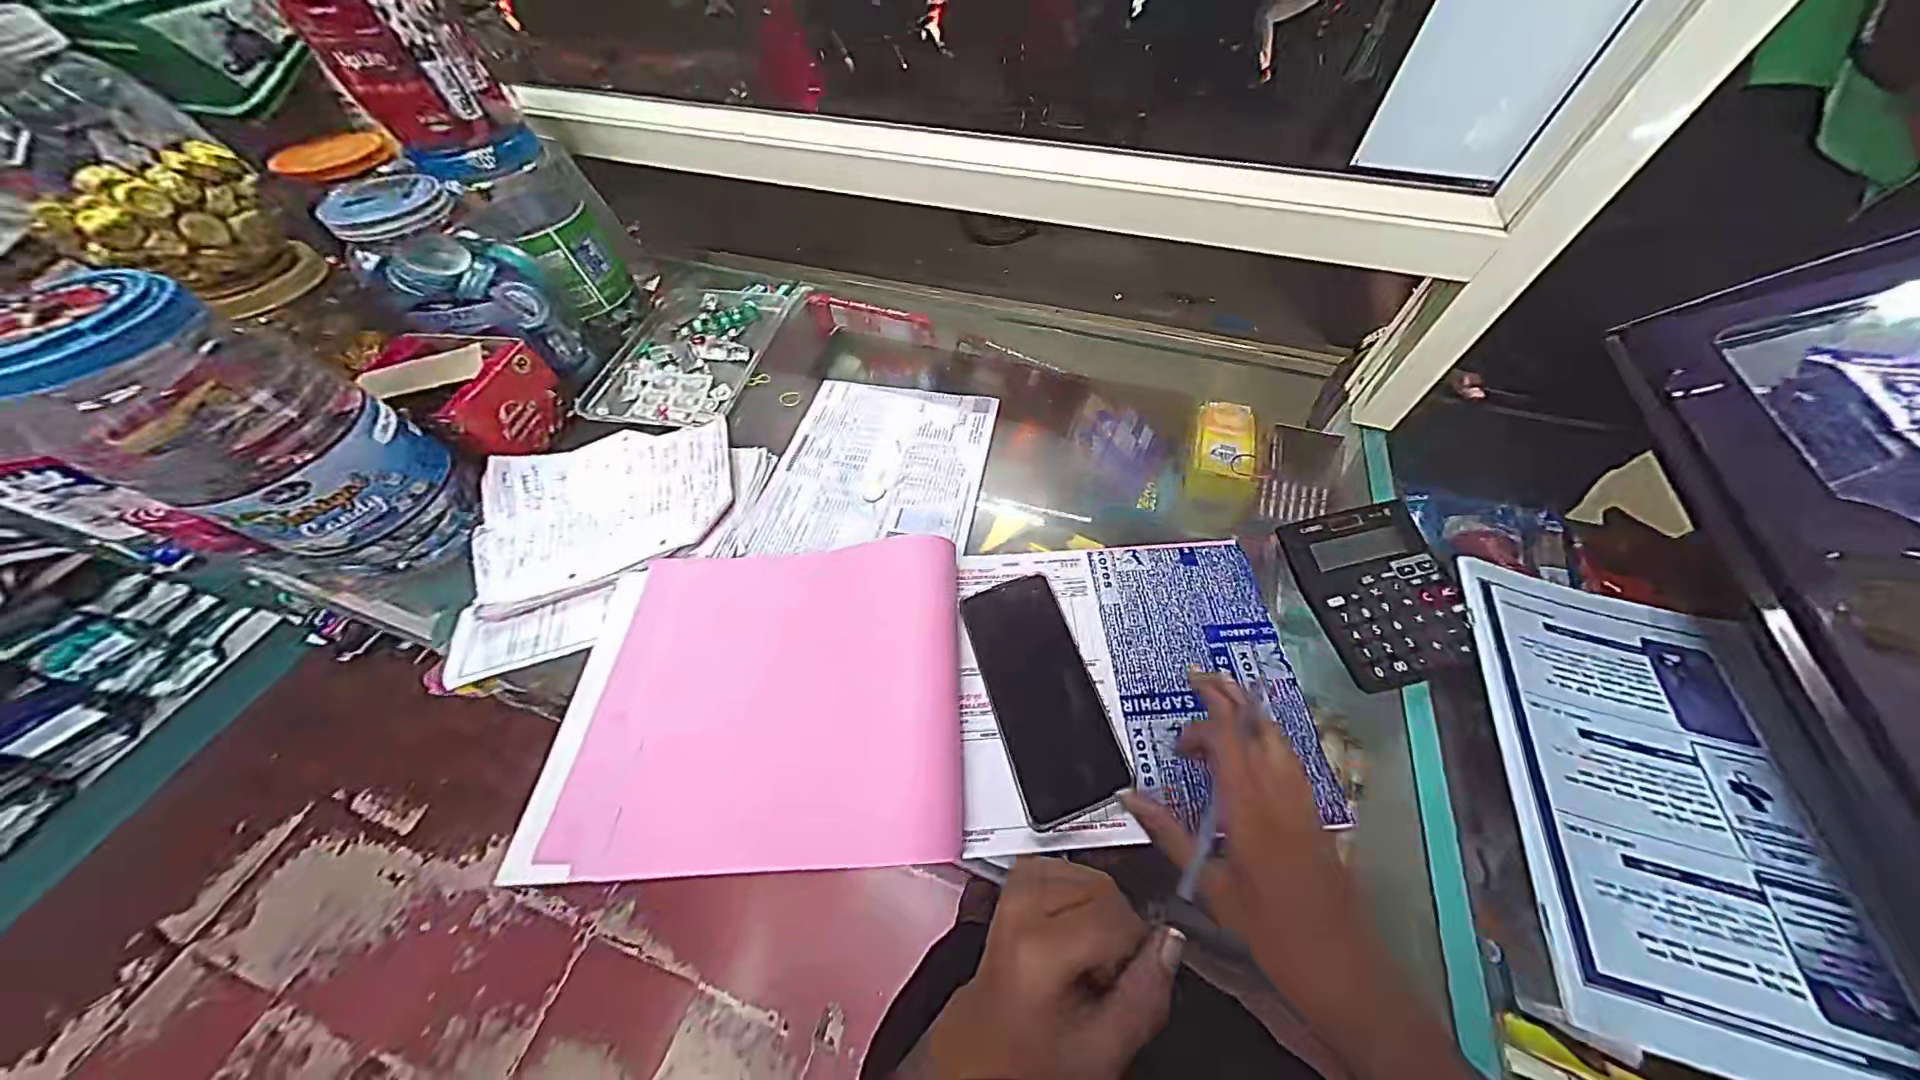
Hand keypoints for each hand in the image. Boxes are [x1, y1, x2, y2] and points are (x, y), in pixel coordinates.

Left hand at [924, 856, 1183, 1079]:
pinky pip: (1058, 866)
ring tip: (1086, 953)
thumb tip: (1171, 940)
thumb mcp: (1102, 1048)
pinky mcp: (1009, 887)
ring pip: (1083, 872)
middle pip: (1101, 887)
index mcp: (1039, 949)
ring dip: (1098, 907)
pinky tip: (1073, 926)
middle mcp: (1019, 910)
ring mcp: (1010, 894)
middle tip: (1104, 972)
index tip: (1129, 975)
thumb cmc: (1032, 1059)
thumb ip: (1146, 995)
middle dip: (1118, 927)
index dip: (1138, 947)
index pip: (1118, 915)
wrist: (985, 1053)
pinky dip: (1076, 889)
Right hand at [1119, 670, 1475, 1079]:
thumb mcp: (1212, 884)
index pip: (1226, 738)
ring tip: (1222, 699)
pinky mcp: (1315, 811)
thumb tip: (1131, 799)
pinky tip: (1251, 746)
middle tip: (1199, 674)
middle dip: (1227, 693)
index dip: (1200, 723)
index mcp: (1249, 807)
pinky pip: (1289, 757)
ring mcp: (1304, 799)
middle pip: (1256, 724)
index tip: (1179, 741)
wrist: (1344, 967)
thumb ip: (1170, 834)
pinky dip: (1265, 737)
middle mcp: (1280, 793)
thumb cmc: (1271, 931)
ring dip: (1248, 712)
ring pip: (1277, 736)